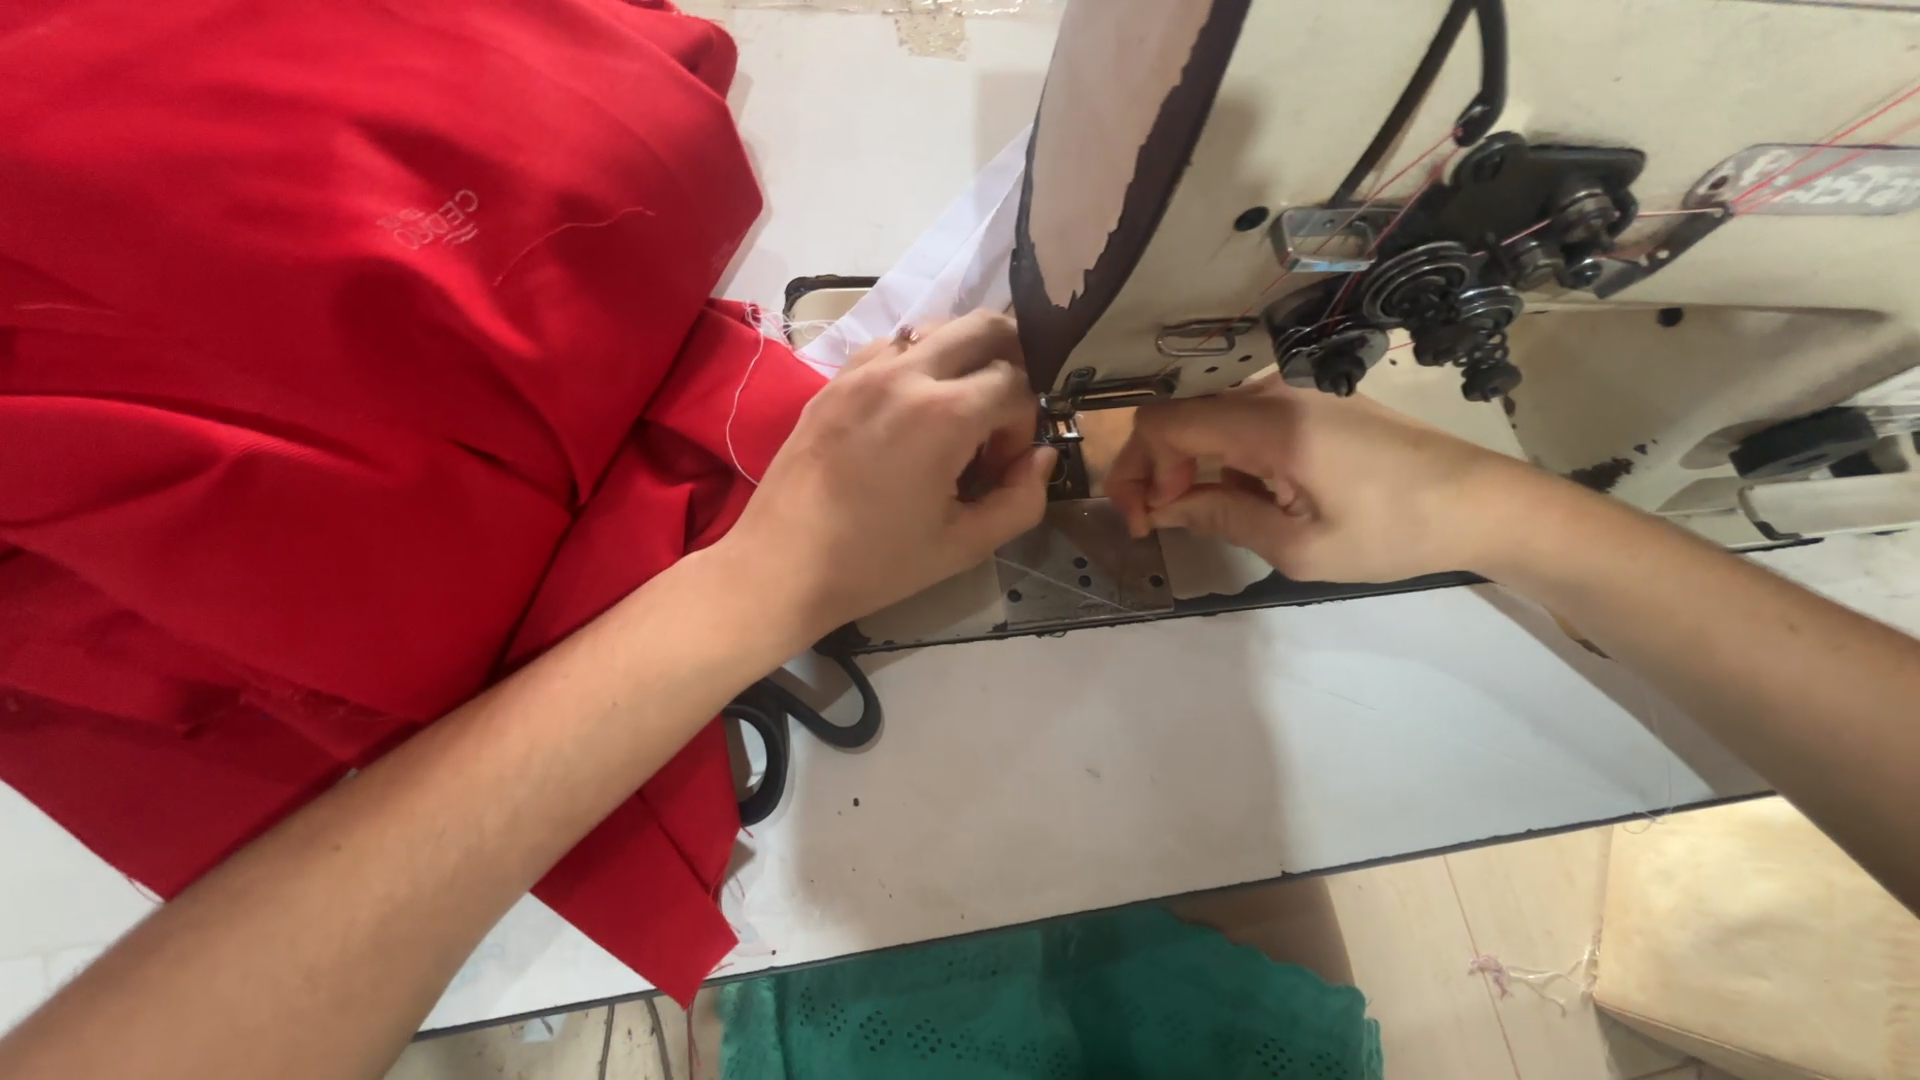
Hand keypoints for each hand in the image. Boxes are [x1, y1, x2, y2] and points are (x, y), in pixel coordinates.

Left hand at [720, 310, 1055, 638]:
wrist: (781, 566)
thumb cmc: (875, 564)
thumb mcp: (965, 545)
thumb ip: (1022, 499)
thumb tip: (1041, 456)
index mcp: (944, 414)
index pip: (1016, 384)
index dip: (1024, 425)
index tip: (1001, 467)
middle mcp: (906, 374)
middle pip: (985, 325)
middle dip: (1011, 361)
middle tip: (1001, 414)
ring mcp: (863, 371)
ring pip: (935, 327)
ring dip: (962, 358)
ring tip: (955, 413)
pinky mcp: (834, 380)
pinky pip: (890, 346)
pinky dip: (915, 362)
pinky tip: (908, 411)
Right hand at [1105, 377, 1524, 582]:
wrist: (1483, 502)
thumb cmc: (1395, 532)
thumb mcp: (1298, 545)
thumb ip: (1220, 518)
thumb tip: (1162, 509)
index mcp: (1269, 424)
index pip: (1163, 425)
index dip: (1135, 471)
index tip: (1142, 520)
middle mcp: (1273, 392)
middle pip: (1178, 417)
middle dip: (1153, 470)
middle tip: (1157, 521)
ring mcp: (1293, 391)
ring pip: (1206, 420)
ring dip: (1188, 466)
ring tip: (1203, 514)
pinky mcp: (1310, 401)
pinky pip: (1240, 422)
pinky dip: (1222, 458)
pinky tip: (1246, 495)